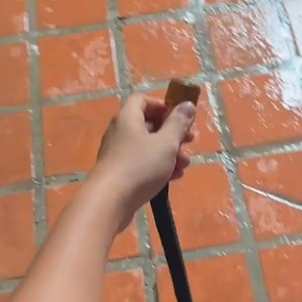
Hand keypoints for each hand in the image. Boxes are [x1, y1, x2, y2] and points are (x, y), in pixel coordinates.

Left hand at [87, 92, 196, 232]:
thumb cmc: (140, 166)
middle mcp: (121, 131)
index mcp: (128, 118)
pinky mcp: (120, 172)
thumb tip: (187, 104)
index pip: (143, 99)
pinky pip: (142, 162)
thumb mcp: (166, 143)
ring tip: (185, 164)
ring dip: (170, 152)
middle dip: (173, 133)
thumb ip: (178, 123)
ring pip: (149, 146)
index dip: (163, 104)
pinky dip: (158, 166)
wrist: (110, 202)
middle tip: (191, 141)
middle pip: (149, 124)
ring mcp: (119, 153)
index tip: (180, 116)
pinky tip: (174, 177)